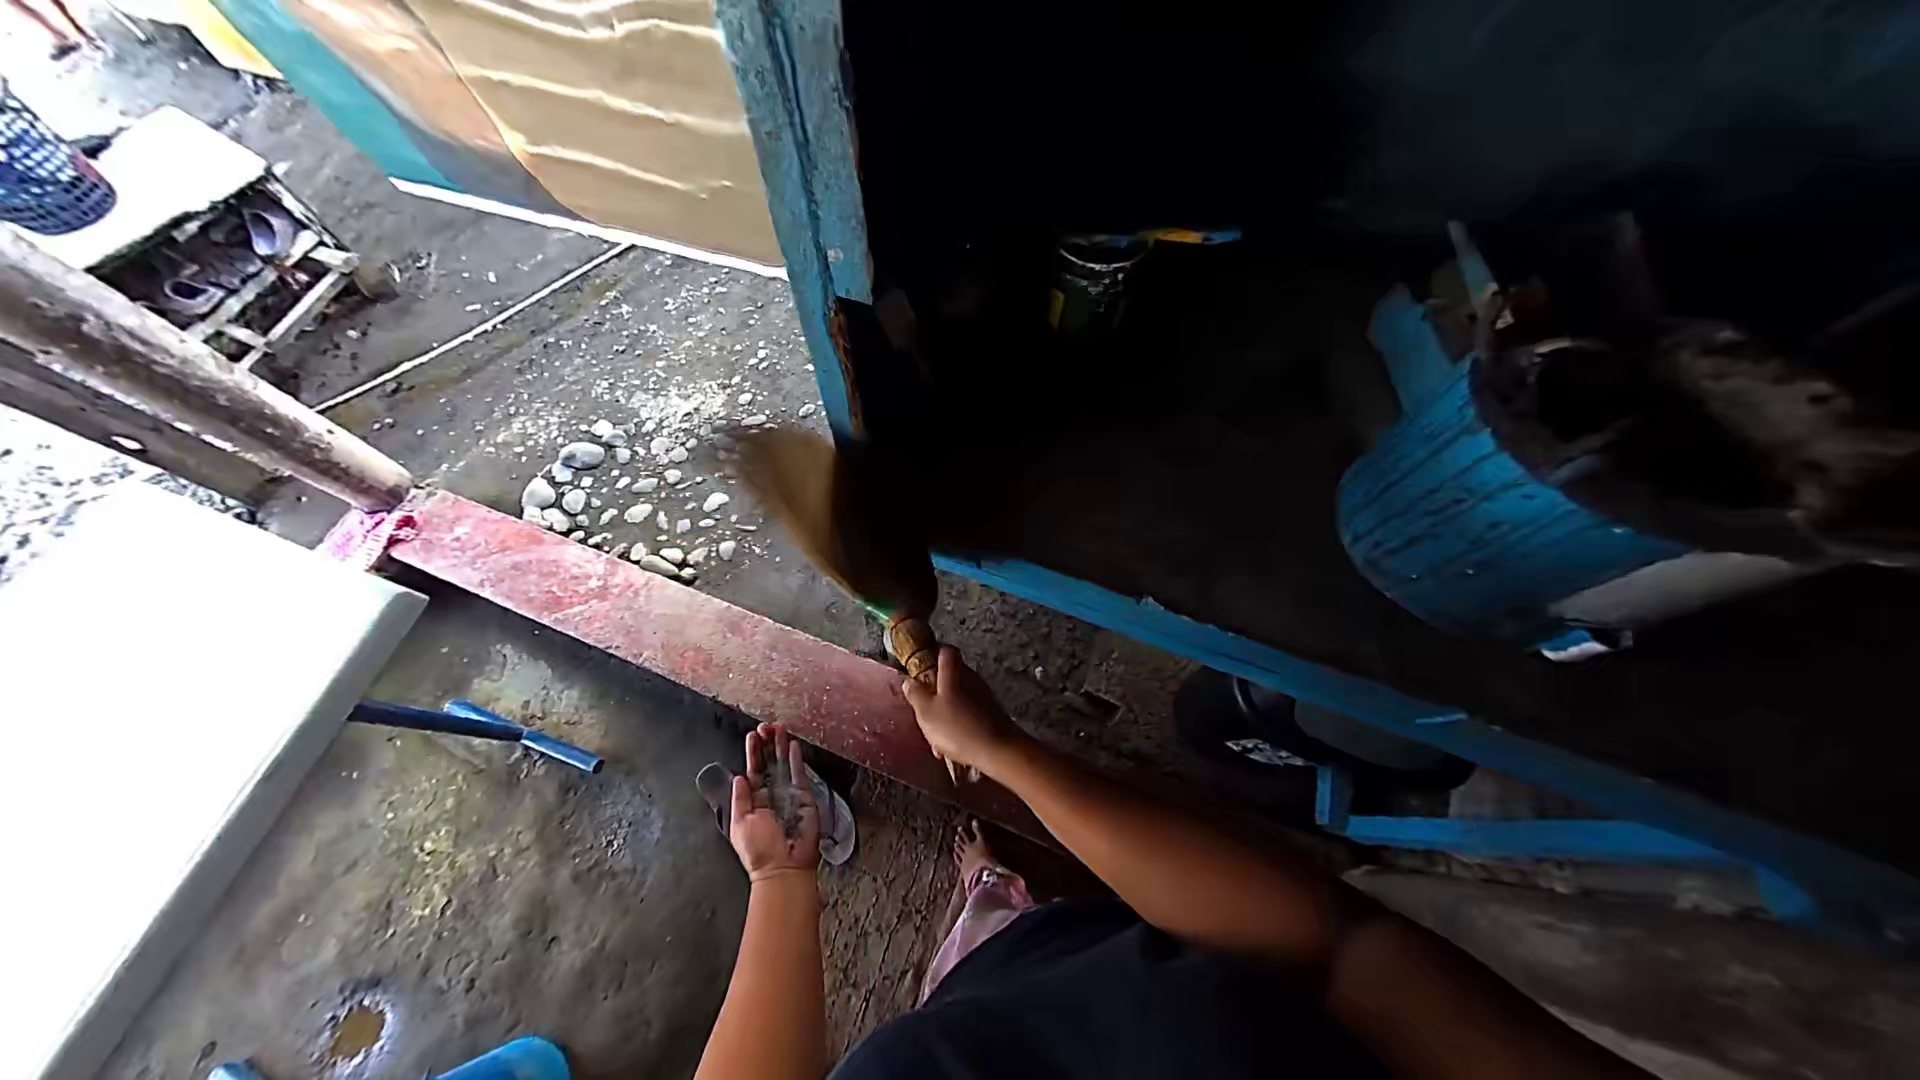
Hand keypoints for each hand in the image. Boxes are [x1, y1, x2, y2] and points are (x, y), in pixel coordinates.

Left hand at [729, 722, 820, 882]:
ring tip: (779, 728)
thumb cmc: (759, 850)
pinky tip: (794, 745)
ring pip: (784, 763)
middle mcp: (772, 792)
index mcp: (754, 800)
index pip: (753, 770)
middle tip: (765, 726)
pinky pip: (799, 773)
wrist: (783, 868)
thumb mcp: (740, 824)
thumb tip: (739, 777)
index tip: (752, 735)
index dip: (753, 752)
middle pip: (769, 762)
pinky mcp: (804, 796)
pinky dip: (797, 759)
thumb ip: (741, 798)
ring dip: (781, 745)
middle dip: (767, 744)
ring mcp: (789, 793)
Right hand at [901, 646, 1028, 775]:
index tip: (922, 664)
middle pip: (952, 674)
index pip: (946, 650)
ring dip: (947, 710)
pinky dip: (959, 723)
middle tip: (924, 706)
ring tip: (936, 733)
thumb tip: (909, 682)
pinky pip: (969, 713)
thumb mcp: (925, 712)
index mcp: (953, 673)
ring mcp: (984, 695)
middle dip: (937, 689)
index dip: (934, 653)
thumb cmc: (958, 728)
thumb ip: (915, 694)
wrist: (996, 750)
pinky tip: (951, 744)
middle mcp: (971, 679)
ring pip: (959, 696)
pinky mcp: (992, 712)